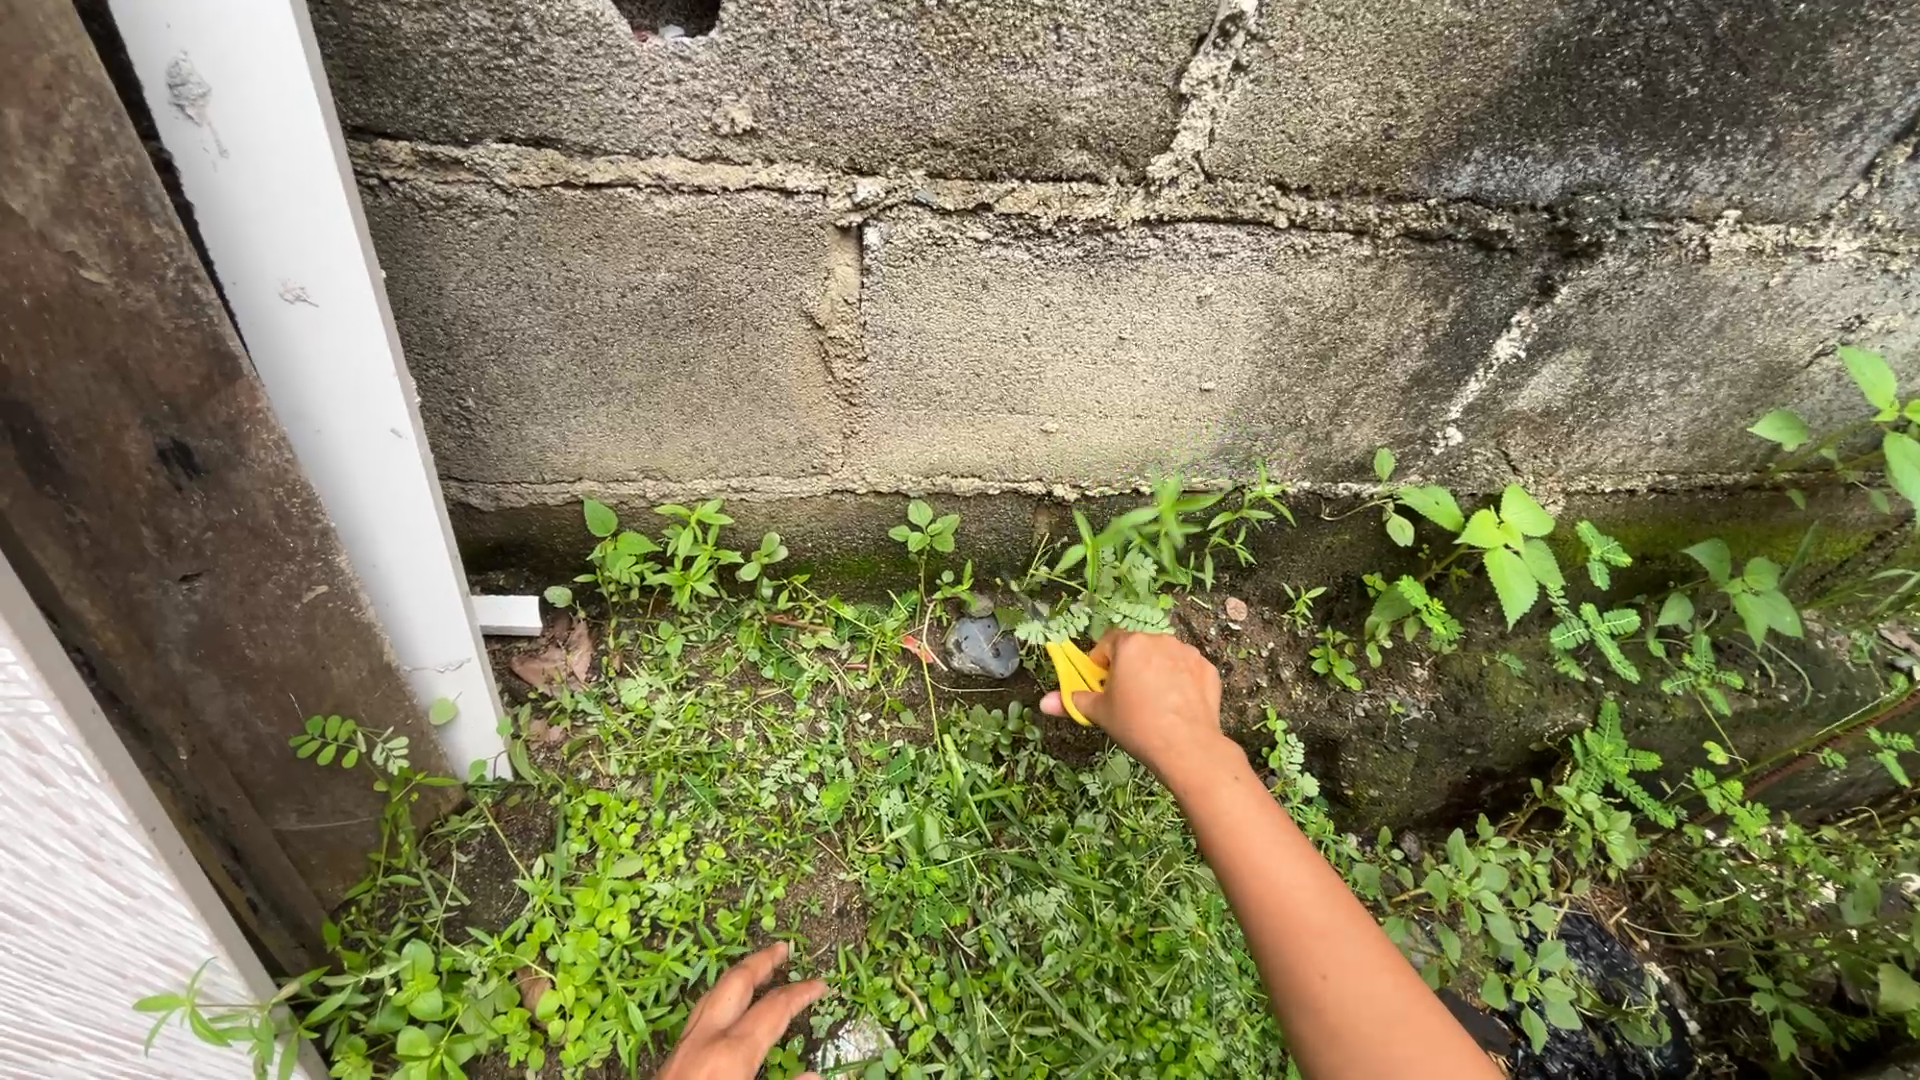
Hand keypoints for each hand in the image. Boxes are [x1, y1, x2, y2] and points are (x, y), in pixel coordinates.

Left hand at [655, 942, 828, 1079]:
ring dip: (739, 976)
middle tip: (784, 949)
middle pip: (737, 984)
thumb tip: (814, 1075)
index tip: (822, 984)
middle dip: (762, 962)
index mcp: (732, 1054)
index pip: (775, 1008)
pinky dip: (720, 998)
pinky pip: (700, 1014)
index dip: (801, 993)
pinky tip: (725, 1009)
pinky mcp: (670, 1063)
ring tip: (757, 968)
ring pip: (713, 994)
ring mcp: (683, 1050)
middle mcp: (706, 1041)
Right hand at [1039, 629, 1234, 794]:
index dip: (1102, 663)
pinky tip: (1177, 705)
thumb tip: (1043, 703)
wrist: (1188, 747)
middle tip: (1126, 697)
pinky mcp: (1208, 668)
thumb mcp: (1100, 713)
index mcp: (1129, 644)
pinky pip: (1186, 670)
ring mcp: (1187, 652)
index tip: (1103, 685)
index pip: (1108, 642)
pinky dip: (1180, 681)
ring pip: (1162, 657)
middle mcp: (1159, 640)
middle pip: (1137, 648)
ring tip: (1153, 703)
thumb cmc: (1136, 725)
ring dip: (1155, 671)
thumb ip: (1072, 701)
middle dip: (1129, 666)